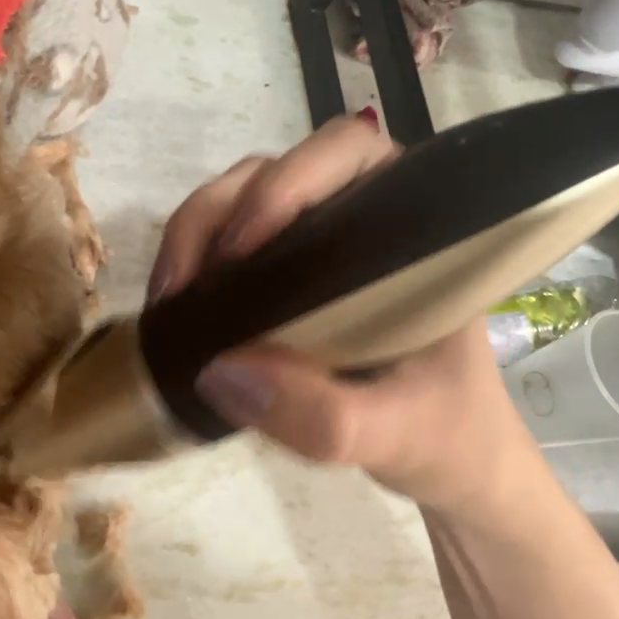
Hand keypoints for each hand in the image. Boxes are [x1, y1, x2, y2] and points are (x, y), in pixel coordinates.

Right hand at [148, 115, 535, 513]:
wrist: (448, 463)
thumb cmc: (448, 435)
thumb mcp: (401, 437)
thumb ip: (328, 417)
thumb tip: (219, 370)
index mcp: (413, 224)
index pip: (348, 155)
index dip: (289, 183)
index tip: (243, 251)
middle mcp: (357, 214)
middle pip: (272, 171)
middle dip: (217, 216)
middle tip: (183, 287)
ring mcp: (313, 240)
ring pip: (236, 198)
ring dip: (194, 236)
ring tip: (170, 301)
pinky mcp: (279, 270)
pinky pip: (221, 240)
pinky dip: (190, 263)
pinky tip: (175, 308)